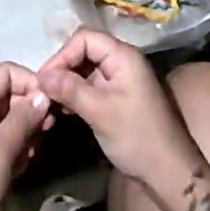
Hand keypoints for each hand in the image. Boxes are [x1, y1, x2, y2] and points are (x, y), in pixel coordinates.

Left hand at [0, 63, 52, 210]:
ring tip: (41, 145)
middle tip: (53, 125)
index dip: (30, 80)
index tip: (52, 101)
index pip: (5, 72)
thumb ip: (24, 118)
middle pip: (9, 95)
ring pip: (10, 122)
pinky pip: (6, 146)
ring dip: (28, 130)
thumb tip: (44, 93)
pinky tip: (29, 162)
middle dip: (32, 106)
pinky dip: (20, 150)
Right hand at [38, 30, 199, 185]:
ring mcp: (121, 79)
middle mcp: (122, 61)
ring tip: (51, 102)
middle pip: (85, 50)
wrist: (168, 171)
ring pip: (86, 68)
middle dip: (63, 68)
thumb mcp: (100, 112)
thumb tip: (41, 76)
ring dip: (67, 82)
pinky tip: (65, 109)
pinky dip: (76, 93)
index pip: (85, 38)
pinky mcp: (118, 96)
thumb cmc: (137, 137)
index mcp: (123, 56)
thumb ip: (71, 89)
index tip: (44, 80)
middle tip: (44, 92)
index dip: (62, 55)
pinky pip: (92, 84)